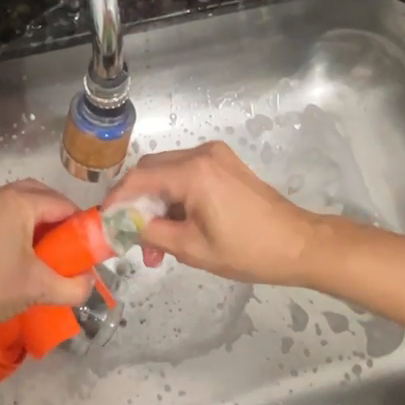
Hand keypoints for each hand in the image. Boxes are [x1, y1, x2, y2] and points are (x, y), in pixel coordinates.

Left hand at [0, 179, 93, 336]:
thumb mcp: (40, 289)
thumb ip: (74, 286)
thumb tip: (90, 284)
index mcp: (18, 203)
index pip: (61, 203)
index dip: (79, 221)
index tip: (88, 243)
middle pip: (39, 194)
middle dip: (58, 214)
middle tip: (70, 241)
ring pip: (19, 200)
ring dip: (37, 216)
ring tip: (48, 246)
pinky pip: (2, 210)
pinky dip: (18, 221)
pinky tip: (21, 250)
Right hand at [103, 141, 333, 286]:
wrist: (299, 244)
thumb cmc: (248, 251)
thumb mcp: (192, 248)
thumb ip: (151, 232)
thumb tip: (123, 226)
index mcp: (193, 173)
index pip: (138, 179)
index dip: (116, 200)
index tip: (104, 222)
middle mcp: (201, 154)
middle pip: (149, 170)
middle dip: (136, 203)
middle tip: (134, 237)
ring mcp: (214, 155)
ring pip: (166, 172)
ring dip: (155, 202)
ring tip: (157, 242)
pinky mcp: (223, 163)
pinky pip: (185, 173)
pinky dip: (173, 196)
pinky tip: (176, 225)